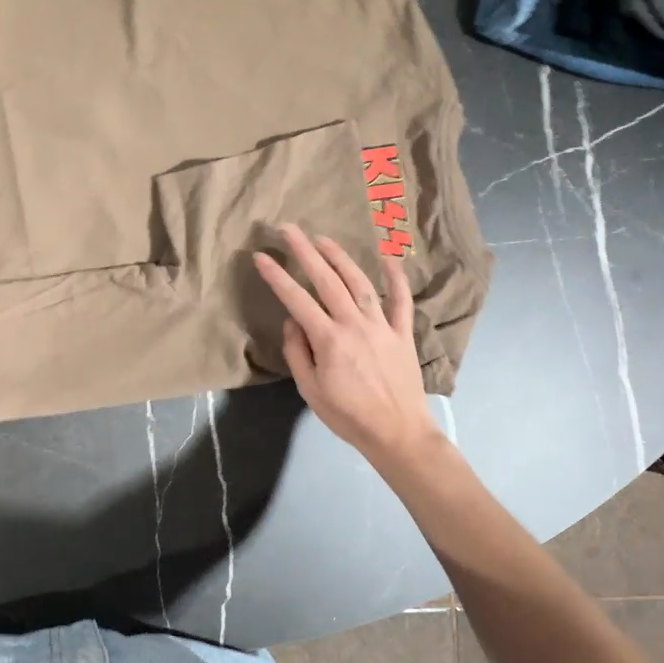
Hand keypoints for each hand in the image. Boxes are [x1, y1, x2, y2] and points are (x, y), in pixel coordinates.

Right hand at [253, 224, 442, 462]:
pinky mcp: (402, 333)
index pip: (296, 300)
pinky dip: (395, 278)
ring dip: (340, 258)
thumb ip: (298, 352)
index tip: (261, 257)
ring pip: (359, 283)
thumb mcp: (309, 389)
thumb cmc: (347, 415)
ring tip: (323, 239)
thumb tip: (293, 322)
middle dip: (306, 252)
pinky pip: (400, 301)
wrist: (397, 432)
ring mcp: (382, 326)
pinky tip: (388, 258)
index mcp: (328, 340)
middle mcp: (355, 325)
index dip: (277, 277)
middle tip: (290, 230)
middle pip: (327, 281)